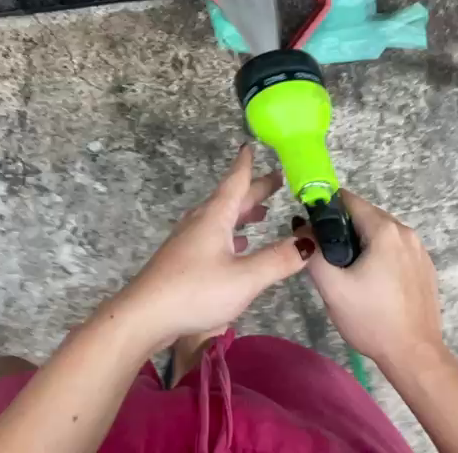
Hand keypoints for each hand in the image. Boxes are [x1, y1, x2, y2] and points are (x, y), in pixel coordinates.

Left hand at [114, 145, 313, 344]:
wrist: (147, 313)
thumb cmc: (196, 290)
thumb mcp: (245, 277)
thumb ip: (278, 259)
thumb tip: (310, 240)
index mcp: (215, 216)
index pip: (235, 182)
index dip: (247, 164)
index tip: (254, 145)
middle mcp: (201, 221)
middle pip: (231, 198)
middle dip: (254, 189)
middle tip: (277, 180)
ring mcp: (190, 239)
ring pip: (222, 216)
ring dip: (243, 212)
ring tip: (262, 212)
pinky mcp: (185, 257)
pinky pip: (214, 234)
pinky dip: (231, 232)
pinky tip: (238, 244)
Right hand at [298, 190, 446, 369]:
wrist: (416, 358)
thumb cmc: (371, 319)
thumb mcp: (331, 285)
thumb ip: (311, 250)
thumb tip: (302, 229)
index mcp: (384, 230)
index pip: (347, 199)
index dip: (323, 208)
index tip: (309, 227)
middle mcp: (406, 232)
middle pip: (363, 214)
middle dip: (341, 227)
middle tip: (325, 253)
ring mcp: (420, 250)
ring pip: (379, 231)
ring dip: (360, 241)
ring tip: (346, 269)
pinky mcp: (426, 268)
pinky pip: (394, 248)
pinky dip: (378, 254)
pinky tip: (371, 280)